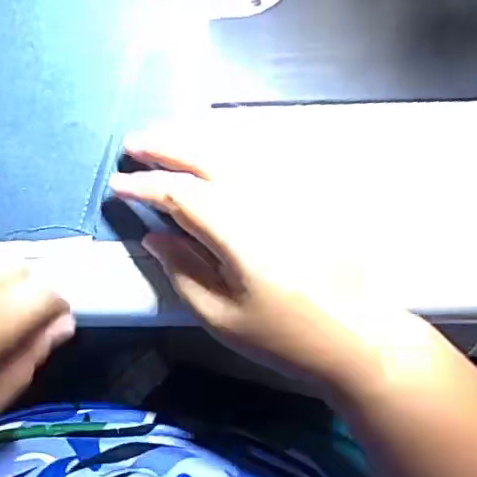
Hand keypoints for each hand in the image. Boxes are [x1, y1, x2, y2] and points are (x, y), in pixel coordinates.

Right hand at [111, 124, 441, 395]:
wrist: (359, 337)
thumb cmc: (285, 336)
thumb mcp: (221, 318)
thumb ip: (183, 272)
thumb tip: (156, 237)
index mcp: (238, 233)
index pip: (181, 195)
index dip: (145, 186)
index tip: (117, 184)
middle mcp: (264, 200)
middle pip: (208, 157)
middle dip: (166, 146)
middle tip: (133, 143)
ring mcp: (291, 193)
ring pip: (237, 150)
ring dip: (196, 140)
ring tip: (166, 139)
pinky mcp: (309, 196)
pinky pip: (264, 157)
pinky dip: (233, 146)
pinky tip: (218, 148)